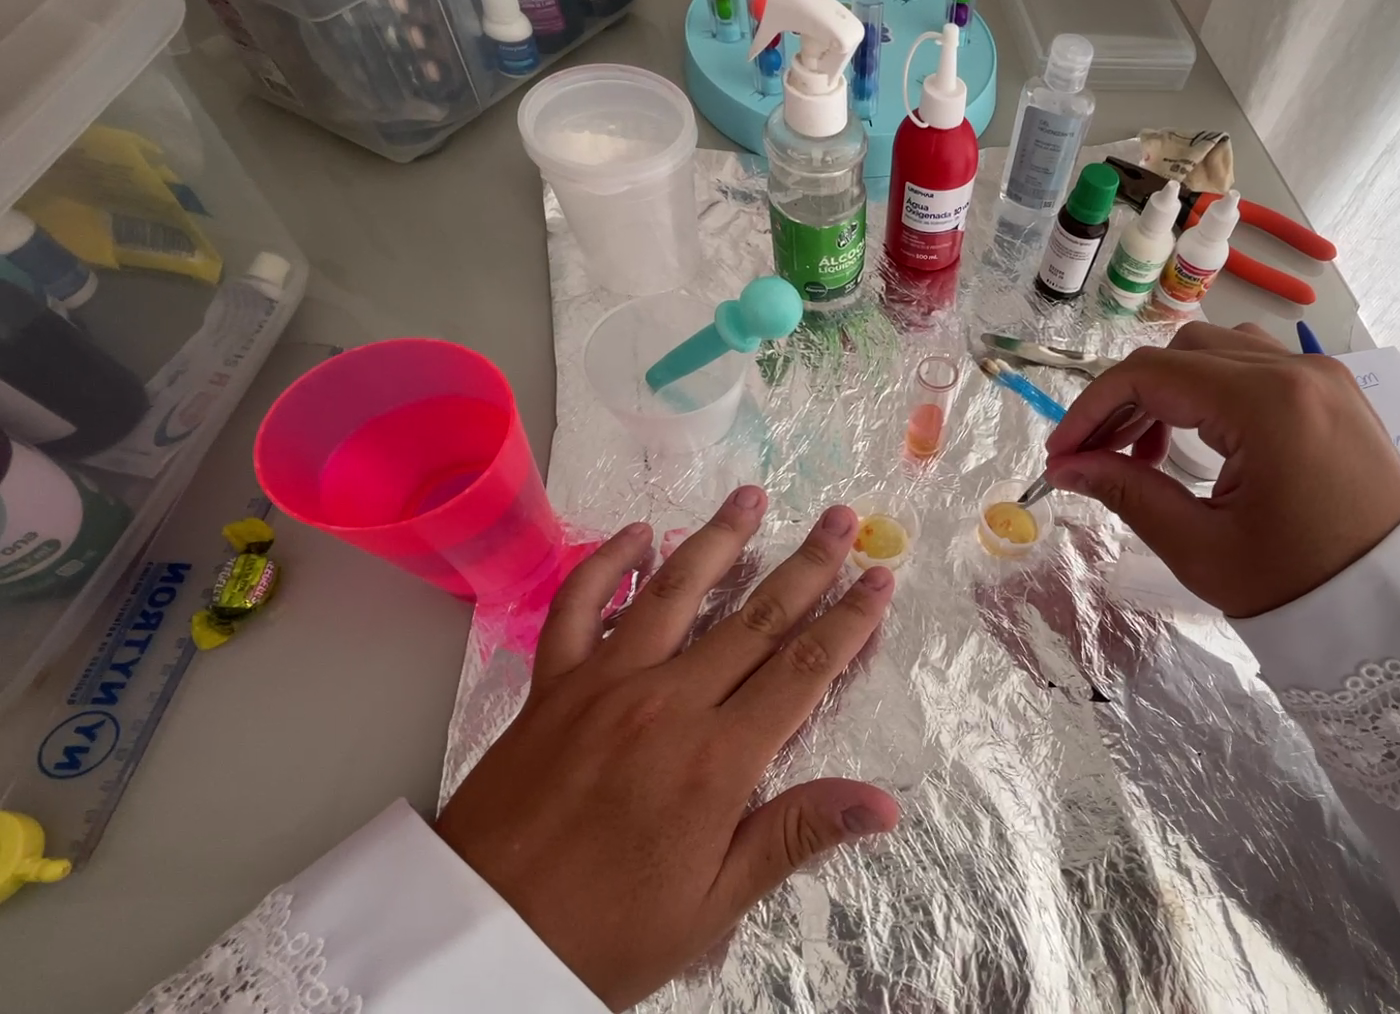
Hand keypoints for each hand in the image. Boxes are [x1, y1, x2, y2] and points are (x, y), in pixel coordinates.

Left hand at [435, 486, 898, 1008]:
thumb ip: (798, 834)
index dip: (849, 621)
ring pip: (674, 593)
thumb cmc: (607, 932)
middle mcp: (668, 703)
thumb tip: (886, 806)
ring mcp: (606, 685)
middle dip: (807, 564)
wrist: (477, 939)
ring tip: (753, 496)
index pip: (803, 671)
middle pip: (754, 618)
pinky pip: (579, 608)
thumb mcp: (715, 903)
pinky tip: (637, 533)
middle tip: (840, 517)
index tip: (879, 578)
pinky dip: (607, 564)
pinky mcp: (552, 685)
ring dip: (720, 540)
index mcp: (718, 759)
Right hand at [1045, 322, 1399, 617]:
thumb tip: (1065, 466)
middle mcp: (1296, 370)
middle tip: (1098, 457)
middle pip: (1179, 353)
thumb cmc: (1298, 586)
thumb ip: (1126, 492)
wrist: (1399, 606)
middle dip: (1125, 399)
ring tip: (1146, 451)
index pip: (1150, 376)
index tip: (1060, 454)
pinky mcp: (1332, 391)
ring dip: (1167, 390)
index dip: (1091, 409)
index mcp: (1266, 405)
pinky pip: (1252, 367)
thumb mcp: (1200, 547)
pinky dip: (1209, 391)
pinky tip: (1196, 439)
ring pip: (1215, 352)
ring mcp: (1321, 375)